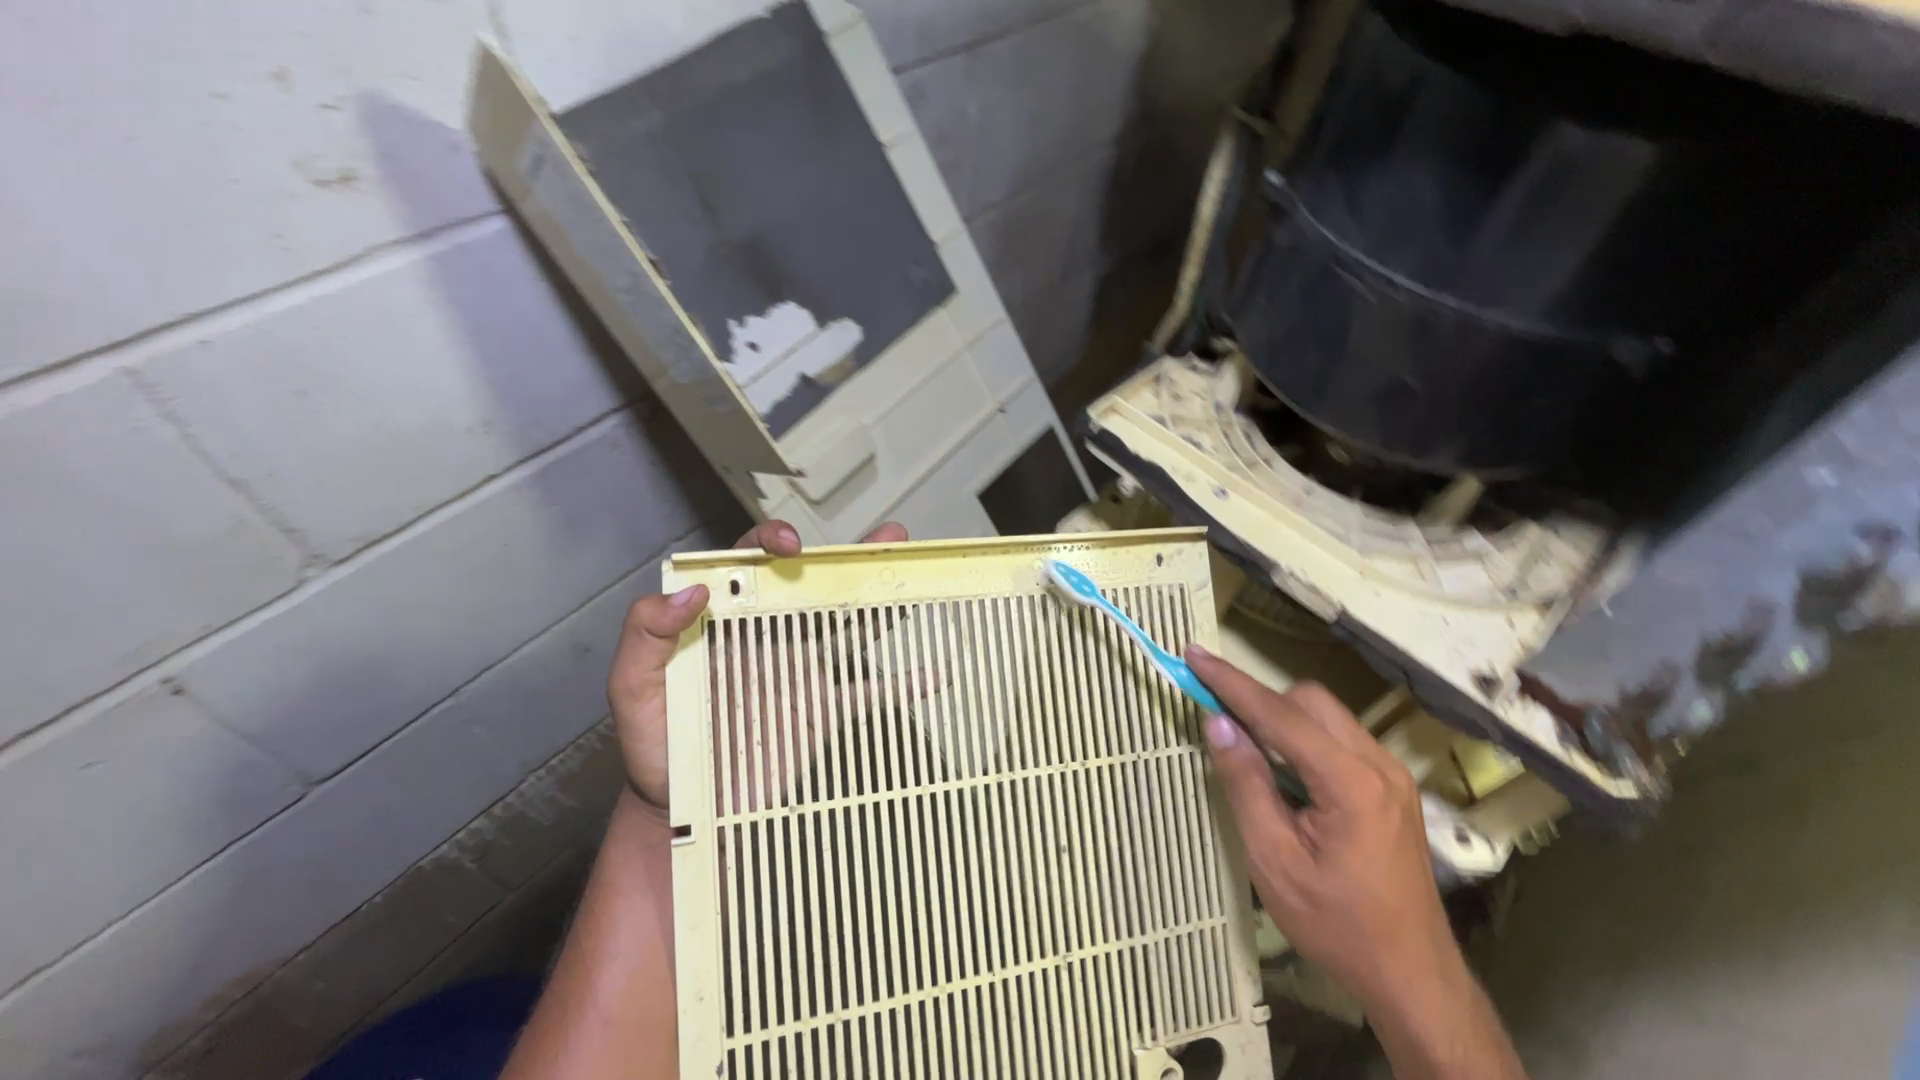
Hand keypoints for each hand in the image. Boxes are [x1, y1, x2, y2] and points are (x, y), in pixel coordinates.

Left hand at [608, 520, 907, 812]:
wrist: (682, 805)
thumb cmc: (655, 743)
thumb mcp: (633, 687)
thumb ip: (646, 636)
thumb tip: (694, 592)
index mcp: (726, 621)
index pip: (752, 566)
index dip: (771, 544)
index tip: (789, 546)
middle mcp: (770, 636)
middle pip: (815, 585)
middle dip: (852, 557)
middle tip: (890, 537)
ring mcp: (803, 672)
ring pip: (849, 626)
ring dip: (883, 600)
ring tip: (914, 572)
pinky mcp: (822, 710)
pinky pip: (868, 693)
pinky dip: (902, 685)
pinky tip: (932, 674)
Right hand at [1184, 646, 1461, 1011]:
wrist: (1410, 973)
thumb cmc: (1335, 924)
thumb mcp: (1274, 859)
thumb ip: (1246, 784)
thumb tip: (1219, 724)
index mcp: (1350, 782)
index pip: (1280, 714)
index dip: (1232, 683)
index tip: (1194, 655)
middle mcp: (1378, 764)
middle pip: (1310, 702)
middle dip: (1261, 700)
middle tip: (1217, 718)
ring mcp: (1391, 774)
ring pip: (1328, 716)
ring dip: (1283, 718)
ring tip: (1246, 747)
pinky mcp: (1393, 788)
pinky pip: (1340, 740)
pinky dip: (1305, 739)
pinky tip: (1285, 773)